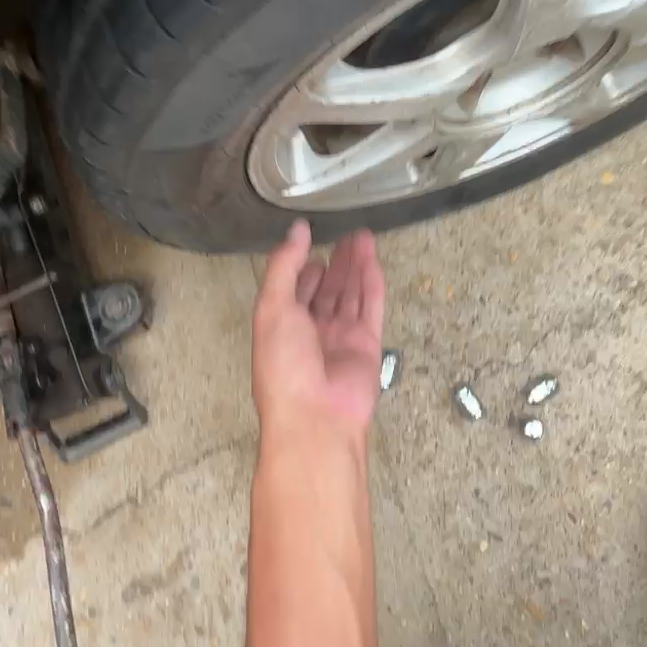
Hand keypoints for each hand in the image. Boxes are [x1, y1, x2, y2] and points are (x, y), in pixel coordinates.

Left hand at [251, 220, 386, 443]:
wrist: (316, 417)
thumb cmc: (284, 365)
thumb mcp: (272, 307)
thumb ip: (285, 265)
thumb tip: (298, 230)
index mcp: (281, 326)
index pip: (293, 289)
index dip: (301, 266)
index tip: (311, 240)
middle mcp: (311, 332)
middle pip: (327, 289)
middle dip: (336, 262)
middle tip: (346, 235)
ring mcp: (340, 338)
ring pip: (350, 294)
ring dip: (356, 266)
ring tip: (364, 236)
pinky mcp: (366, 344)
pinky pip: (371, 307)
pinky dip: (373, 283)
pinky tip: (373, 261)